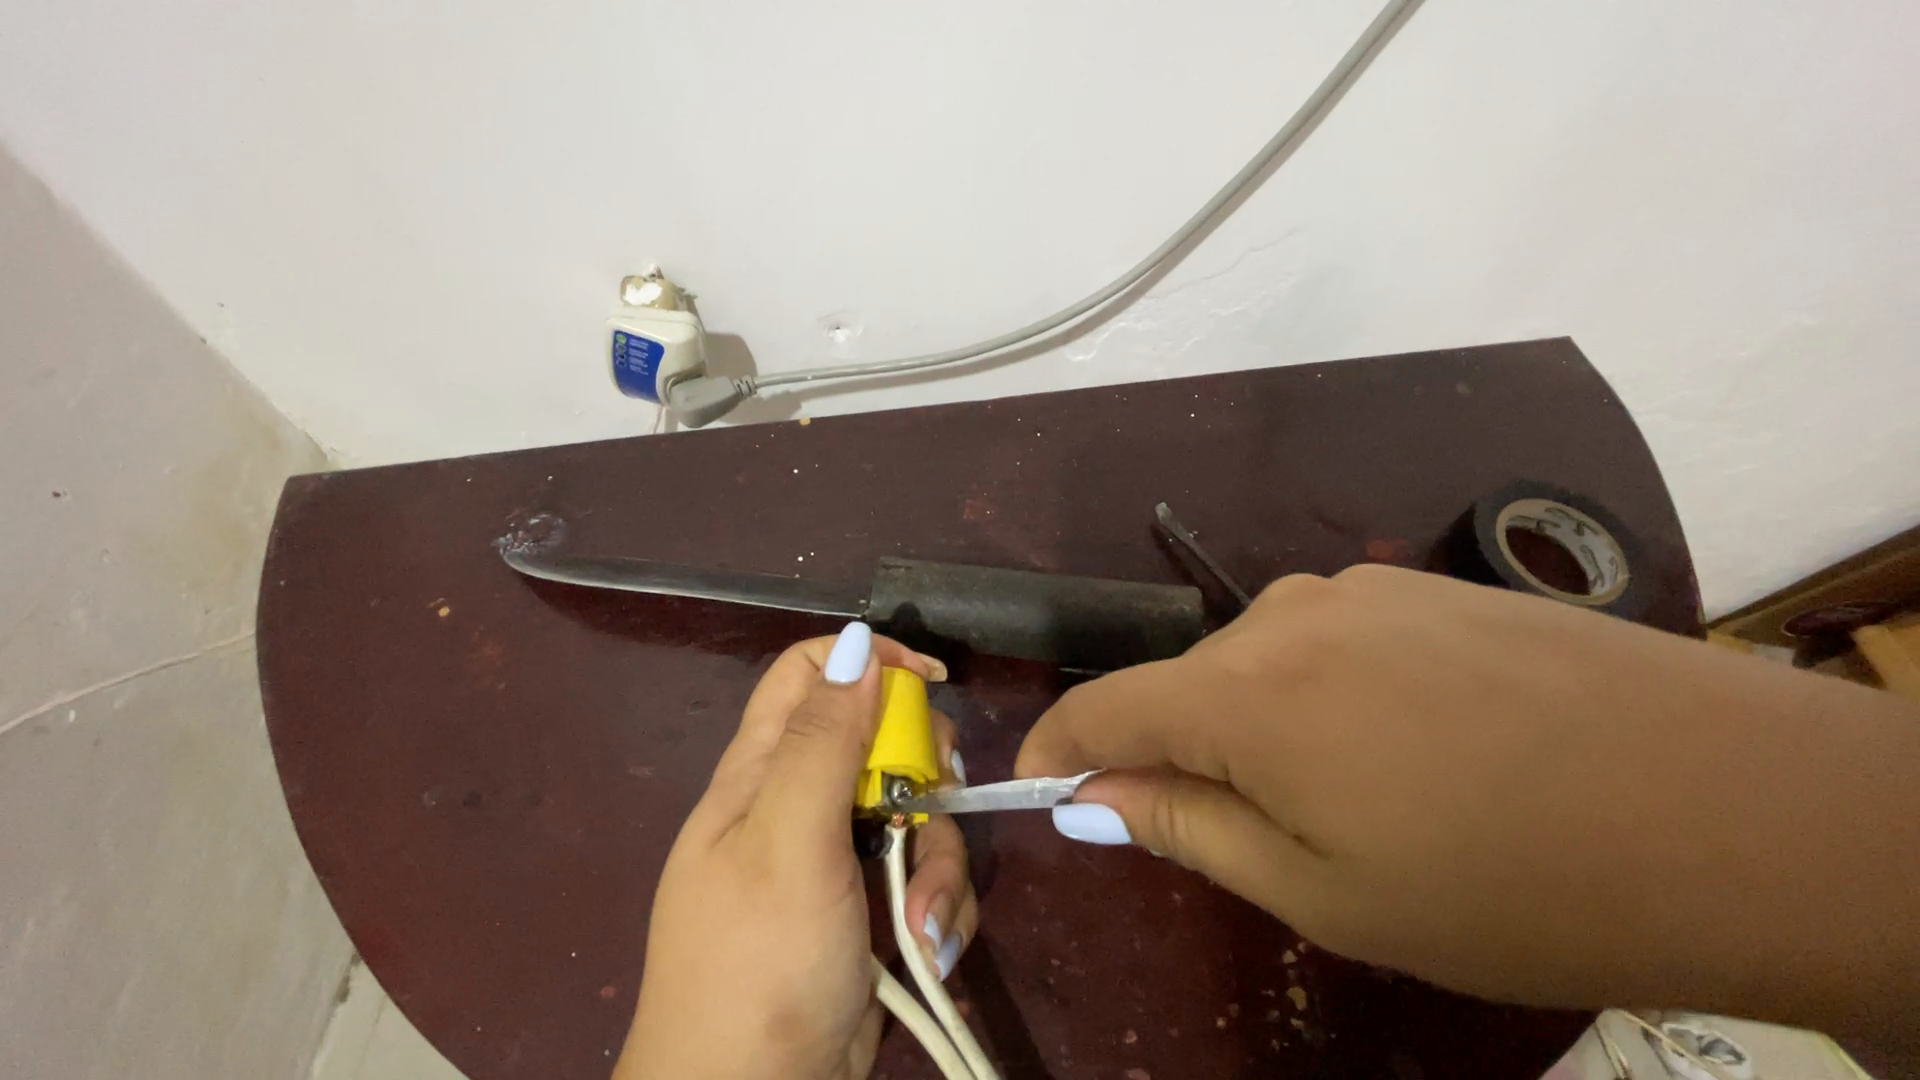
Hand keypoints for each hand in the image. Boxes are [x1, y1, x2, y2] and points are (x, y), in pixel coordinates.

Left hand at [618, 624, 977, 1079]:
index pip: (810, 674)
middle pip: (882, 741)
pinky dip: (937, 908)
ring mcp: (839, 859)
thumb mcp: (786, 840)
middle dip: (922, 771)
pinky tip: (927, 948)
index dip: (867, 660)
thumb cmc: (756, 962)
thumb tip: (857, 646)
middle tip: (932, 800)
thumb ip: (823, 742)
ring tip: (920, 921)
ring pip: (916, 815)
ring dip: (936, 862)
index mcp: (762, 771)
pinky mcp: (872, 907)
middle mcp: (801, 804)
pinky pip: (924, 876)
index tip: (929, 681)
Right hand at [1017, 564, 1919, 1050]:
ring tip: (1349, 799)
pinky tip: (1409, 745)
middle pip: (1186, 686)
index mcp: (1246, 693)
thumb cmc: (1508, 883)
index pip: (1106, 707)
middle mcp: (1284, 615)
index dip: (1058, 748)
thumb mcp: (1324, 891)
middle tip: (1240, 836)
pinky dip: (1321, 696)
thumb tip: (1091, 798)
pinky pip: (1326, 642)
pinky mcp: (1423, 587)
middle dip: (1178, 754)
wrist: (1747, 808)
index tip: (1038, 784)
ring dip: (1258, 728)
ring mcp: (1361, 589)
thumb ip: (1185, 828)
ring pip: (1257, 664)